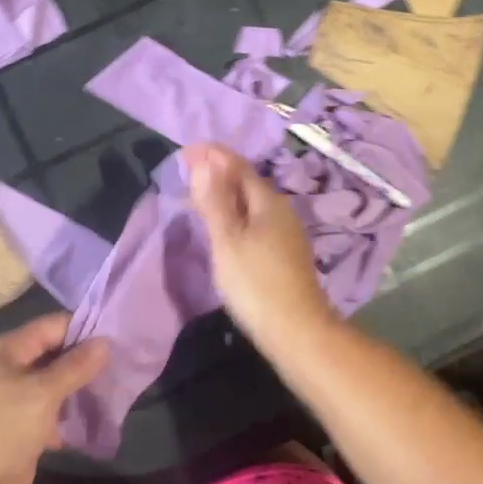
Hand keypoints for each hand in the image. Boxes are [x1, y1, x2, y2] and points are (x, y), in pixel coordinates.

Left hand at [0, 315, 107, 483]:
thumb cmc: (4, 429)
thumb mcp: (42, 393)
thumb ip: (75, 367)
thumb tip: (106, 342)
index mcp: (12, 349)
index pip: (56, 325)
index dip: (86, 328)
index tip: (120, 336)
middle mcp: (16, 366)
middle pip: (59, 353)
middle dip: (89, 359)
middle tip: (125, 364)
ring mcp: (21, 396)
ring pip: (60, 382)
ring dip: (84, 387)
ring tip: (118, 389)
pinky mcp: (28, 424)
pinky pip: (57, 409)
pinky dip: (75, 413)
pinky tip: (99, 418)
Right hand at [185, 143, 334, 340]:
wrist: (297, 332)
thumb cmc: (256, 284)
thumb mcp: (227, 241)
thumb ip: (215, 201)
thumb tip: (204, 161)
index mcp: (268, 202)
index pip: (238, 166)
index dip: (212, 155)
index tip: (185, 151)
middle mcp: (281, 211)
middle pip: (247, 182)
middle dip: (218, 172)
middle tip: (187, 170)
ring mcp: (286, 233)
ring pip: (251, 202)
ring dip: (226, 193)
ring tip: (200, 195)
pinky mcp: (285, 254)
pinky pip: (255, 219)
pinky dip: (235, 213)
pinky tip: (224, 226)